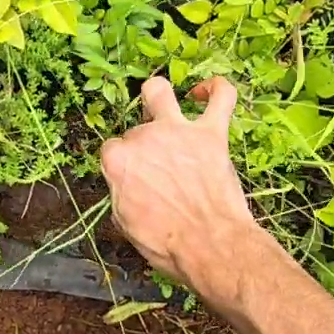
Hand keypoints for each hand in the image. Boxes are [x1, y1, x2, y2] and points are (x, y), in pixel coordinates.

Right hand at [100, 76, 273, 309]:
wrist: (209, 244)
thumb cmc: (166, 241)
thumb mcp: (125, 221)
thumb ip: (121, 190)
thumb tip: (125, 182)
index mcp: (119, 161)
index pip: (112, 150)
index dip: (121, 164)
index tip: (131, 179)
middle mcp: (144, 138)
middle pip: (136, 130)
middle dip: (143, 146)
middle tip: (156, 170)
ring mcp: (178, 131)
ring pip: (159, 92)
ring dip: (156, 96)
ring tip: (160, 107)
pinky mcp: (212, 133)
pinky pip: (221, 97)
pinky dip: (216, 89)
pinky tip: (207, 91)